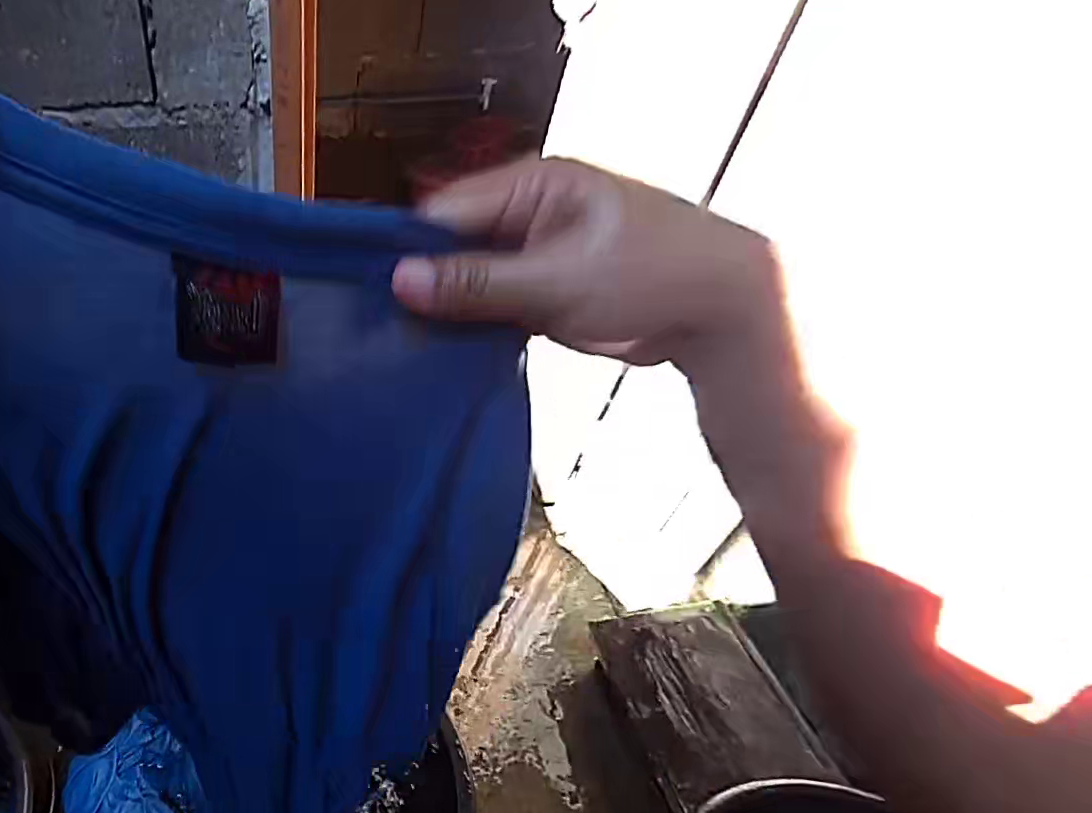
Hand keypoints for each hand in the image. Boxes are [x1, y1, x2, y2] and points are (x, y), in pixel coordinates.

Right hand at [391, 156, 785, 378]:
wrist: (717, 312)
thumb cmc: (653, 275)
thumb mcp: (556, 279)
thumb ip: (476, 283)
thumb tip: (402, 279)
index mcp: (532, 185)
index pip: (445, 211)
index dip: (407, 249)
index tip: (374, 289)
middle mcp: (524, 214)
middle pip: (449, 247)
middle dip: (422, 284)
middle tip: (384, 324)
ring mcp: (527, 255)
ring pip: (462, 281)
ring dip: (442, 310)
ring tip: (404, 340)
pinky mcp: (531, 291)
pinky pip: (482, 306)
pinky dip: (465, 326)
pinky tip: (442, 349)